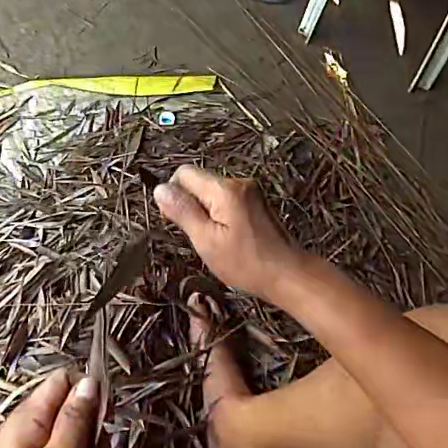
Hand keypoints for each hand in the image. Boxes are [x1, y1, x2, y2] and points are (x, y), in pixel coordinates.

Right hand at [152, 166, 307, 300]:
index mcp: (224, 189)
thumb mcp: (206, 240)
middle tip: (196, 235)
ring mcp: (250, 191)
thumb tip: (159, 189)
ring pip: (211, 192)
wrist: (288, 274)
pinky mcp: (256, 202)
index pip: (184, 173)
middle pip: (199, 181)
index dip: (172, 194)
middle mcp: (238, 182)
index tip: (174, 221)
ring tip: (213, 239)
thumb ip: (182, 211)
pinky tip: (226, 237)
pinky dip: (219, 214)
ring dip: (204, 211)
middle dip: (189, 204)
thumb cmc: (245, 263)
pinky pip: (226, 200)